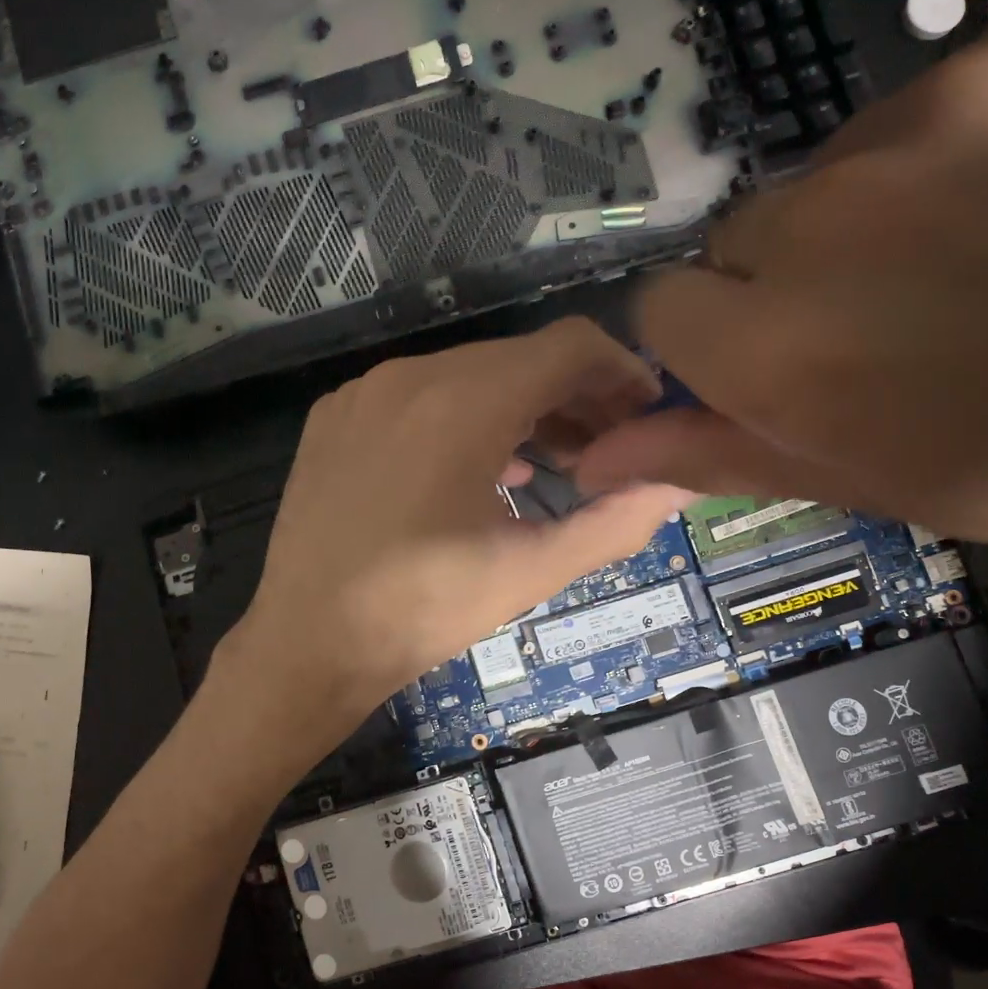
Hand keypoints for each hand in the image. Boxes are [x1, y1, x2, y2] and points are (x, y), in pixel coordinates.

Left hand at [213, 318, 692, 764]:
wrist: (307, 642)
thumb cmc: (424, 610)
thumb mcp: (531, 569)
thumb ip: (617, 520)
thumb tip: (680, 484)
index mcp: (462, 402)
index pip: (568, 346)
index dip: (621, 373)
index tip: (645, 416)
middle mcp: (408, 376)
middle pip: (516, 358)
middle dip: (572, 397)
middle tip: (605, 451)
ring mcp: (362, 393)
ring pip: (464, 374)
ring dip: (517, 409)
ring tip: (551, 465)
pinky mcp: (332, 417)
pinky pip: (414, 396)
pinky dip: (460, 417)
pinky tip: (479, 469)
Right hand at [577, 0, 987, 559]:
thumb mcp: (891, 484)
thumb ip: (726, 452)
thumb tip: (597, 455)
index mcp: (775, 343)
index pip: (665, 305)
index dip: (721, 332)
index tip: (786, 351)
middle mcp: (827, 212)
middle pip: (758, 226)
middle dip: (808, 267)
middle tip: (922, 301)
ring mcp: (955, 98)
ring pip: (863, 150)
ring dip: (910, 191)